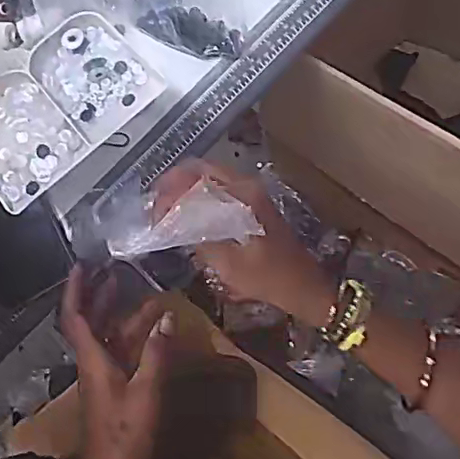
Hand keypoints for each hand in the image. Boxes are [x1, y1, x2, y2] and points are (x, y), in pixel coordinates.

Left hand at [59, 265, 173, 458]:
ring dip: (121, 316)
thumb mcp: (146, 393)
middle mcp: (92, 365)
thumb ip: (156, 354)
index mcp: (91, 361)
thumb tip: (167, 318)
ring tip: (139, 293)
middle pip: (90, 323)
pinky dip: (132, 339)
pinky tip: (150, 331)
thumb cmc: (125, 437)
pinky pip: (119, 354)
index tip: (82, 266)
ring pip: (108, 338)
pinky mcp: (113, 390)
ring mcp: (102, 378)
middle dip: (99, 296)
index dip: (76, 290)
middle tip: (113, 271)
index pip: (75, 318)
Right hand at [151, 159, 335, 326]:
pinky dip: (198, 201)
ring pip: (209, 182)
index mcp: (243, 194)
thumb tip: (173, 225)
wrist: (305, 287)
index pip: (197, 174)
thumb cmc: (269, 277)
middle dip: (174, 186)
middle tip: (155, 208)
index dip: (170, 188)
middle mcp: (247, 186)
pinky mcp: (252, 207)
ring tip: (165, 213)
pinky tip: (186, 219)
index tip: (154, 211)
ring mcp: (251, 195)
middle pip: (202, 172)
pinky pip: (218, 194)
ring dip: (185, 192)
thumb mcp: (228, 263)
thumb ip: (198, 238)